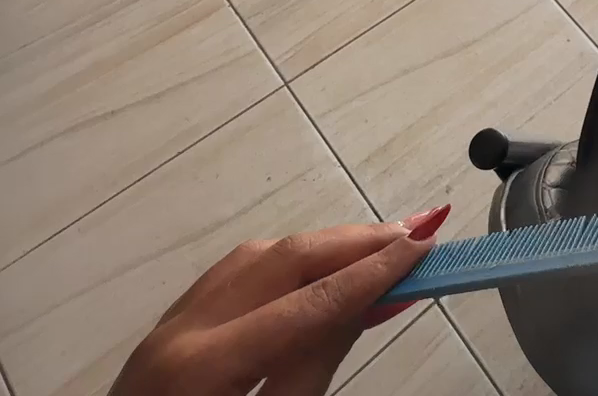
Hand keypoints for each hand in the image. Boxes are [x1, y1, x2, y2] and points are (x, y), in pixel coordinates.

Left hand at [110, 205, 449, 395]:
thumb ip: (315, 366)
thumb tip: (369, 298)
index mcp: (201, 367)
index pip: (310, 301)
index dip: (374, 270)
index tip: (427, 241)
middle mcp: (181, 330)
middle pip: (287, 259)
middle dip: (359, 241)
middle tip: (420, 229)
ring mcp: (170, 322)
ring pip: (265, 254)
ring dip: (331, 245)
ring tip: (386, 244)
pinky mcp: (172, 324)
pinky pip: (242, 271)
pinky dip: (295, 259)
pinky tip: (328, 262)